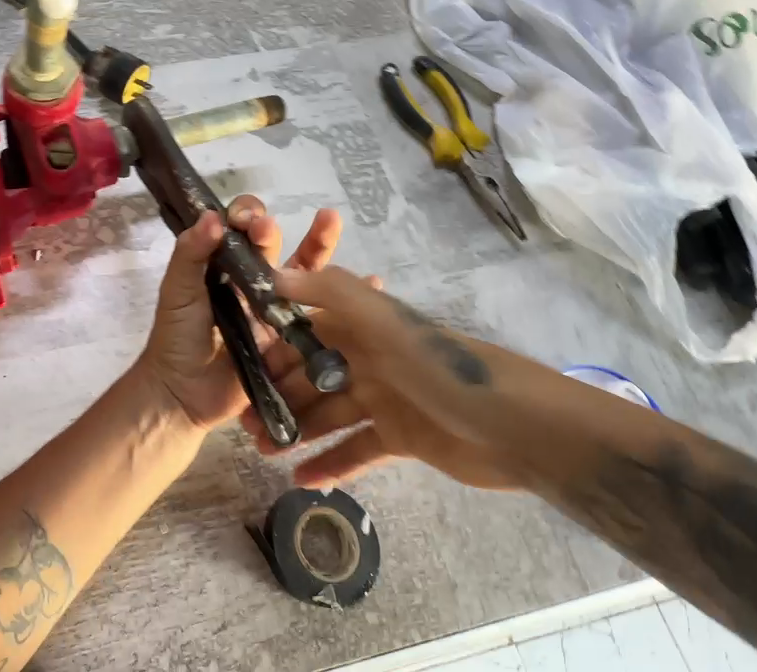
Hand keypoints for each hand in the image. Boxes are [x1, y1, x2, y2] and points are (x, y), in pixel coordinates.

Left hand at [138, 196, 344, 433]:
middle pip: (273, 247)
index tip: (246, 219)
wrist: (183, 395)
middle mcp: (251, 284)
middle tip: (269, 225)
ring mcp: (273, 312)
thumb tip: (211, 216)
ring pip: (302, 274)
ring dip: (320, 247)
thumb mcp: (178, 291)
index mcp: (223, 268)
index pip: (239, 231)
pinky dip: (346, 299)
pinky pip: (321, 317)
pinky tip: (373, 281)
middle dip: (276, 229)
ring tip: (333, 221)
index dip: (246, 217)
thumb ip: (189, 255)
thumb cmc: (177, 338)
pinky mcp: (291, 341)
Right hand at [245, 265, 525, 489]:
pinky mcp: (402, 438)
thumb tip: (274, 275)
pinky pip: (357, 450)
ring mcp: (386, 399)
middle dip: (278, 397)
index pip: (306, 333)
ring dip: (297, 431)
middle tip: (244, 426)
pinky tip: (301, 481)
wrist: (517, 426)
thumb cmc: (443, 370)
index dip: (273, 350)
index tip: (240, 372)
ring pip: (328, 415)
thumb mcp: (386, 322)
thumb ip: (332, 292)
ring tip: (262, 452)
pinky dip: (331, 463)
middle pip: (312, 377)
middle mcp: (371, 359)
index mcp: (364, 327)